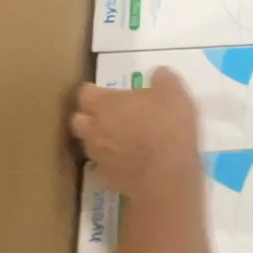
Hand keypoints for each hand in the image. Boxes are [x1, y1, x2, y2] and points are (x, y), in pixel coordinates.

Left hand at [69, 71, 202, 201]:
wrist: (166, 175)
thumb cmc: (167, 126)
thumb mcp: (174, 92)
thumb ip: (163, 78)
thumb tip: (157, 74)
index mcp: (105, 104)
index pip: (85, 93)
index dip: (95, 91)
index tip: (107, 91)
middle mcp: (93, 129)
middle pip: (78, 120)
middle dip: (89, 115)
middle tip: (110, 114)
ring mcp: (98, 156)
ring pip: (89, 144)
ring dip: (99, 139)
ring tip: (120, 138)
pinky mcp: (106, 178)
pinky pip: (103, 165)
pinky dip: (111, 161)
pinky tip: (128, 160)